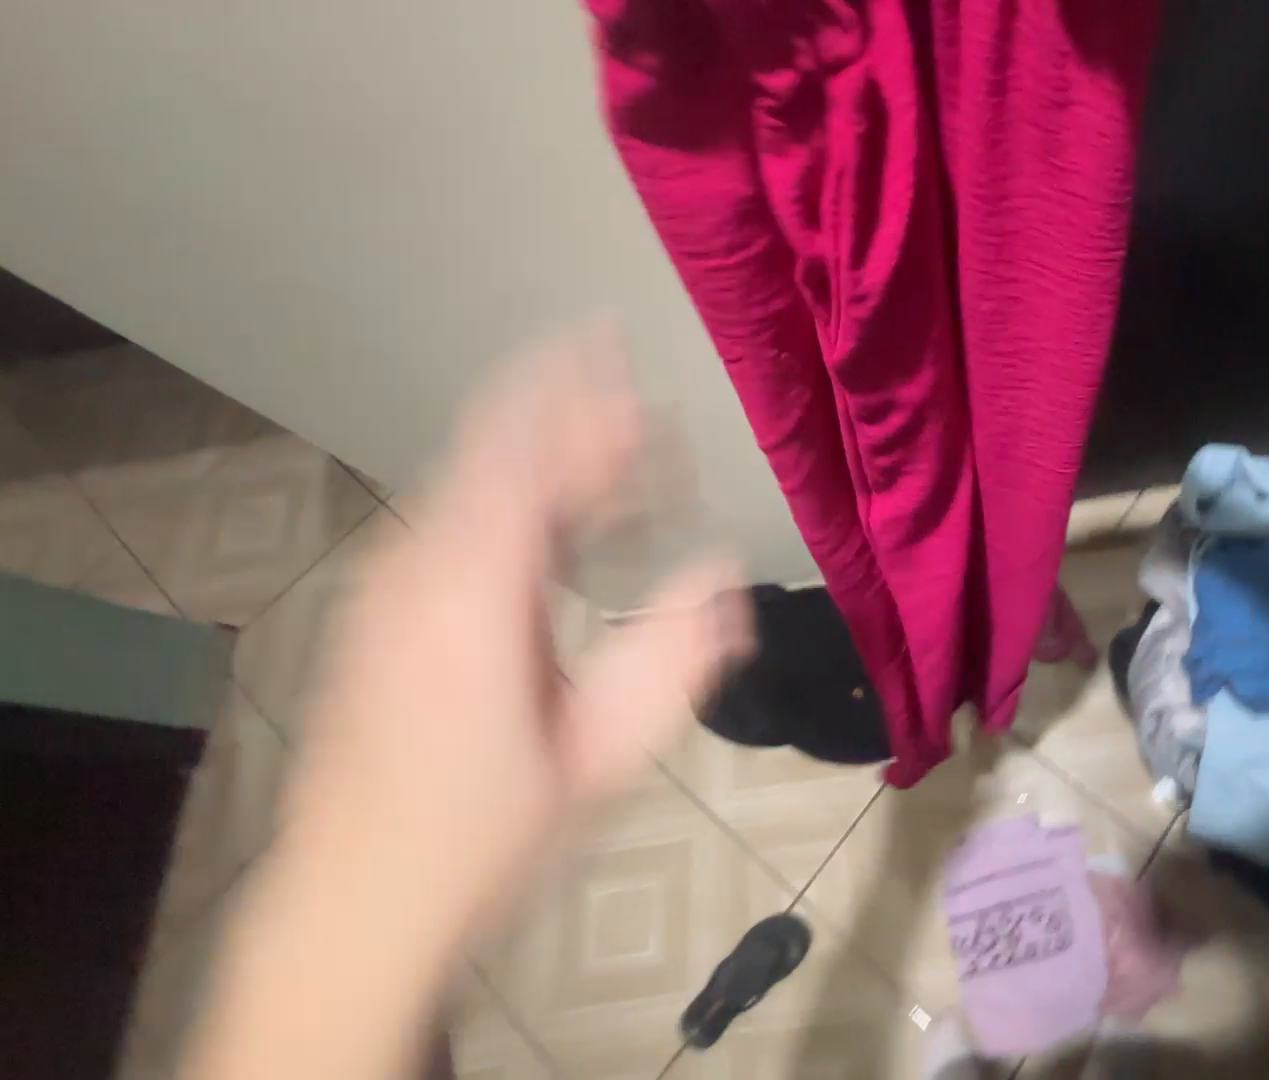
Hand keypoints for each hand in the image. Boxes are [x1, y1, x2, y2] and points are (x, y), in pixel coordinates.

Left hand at [278, 320, 753, 948]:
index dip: (580, 399)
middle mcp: (419, 571)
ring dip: (552, 452)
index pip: (528, 459)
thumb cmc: (491, 833)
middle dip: (572, 410)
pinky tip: (571, 517)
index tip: (628, 356)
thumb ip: (673, 659)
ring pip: (477, 480)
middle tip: (645, 405)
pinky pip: (461, 517)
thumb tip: (727, 576)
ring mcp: (392, 587)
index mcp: (473, 597)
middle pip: (496, 451)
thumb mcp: (604, 757)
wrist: (356, 906)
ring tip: (625, 452)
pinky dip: (522, 493)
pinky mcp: (387, 609)